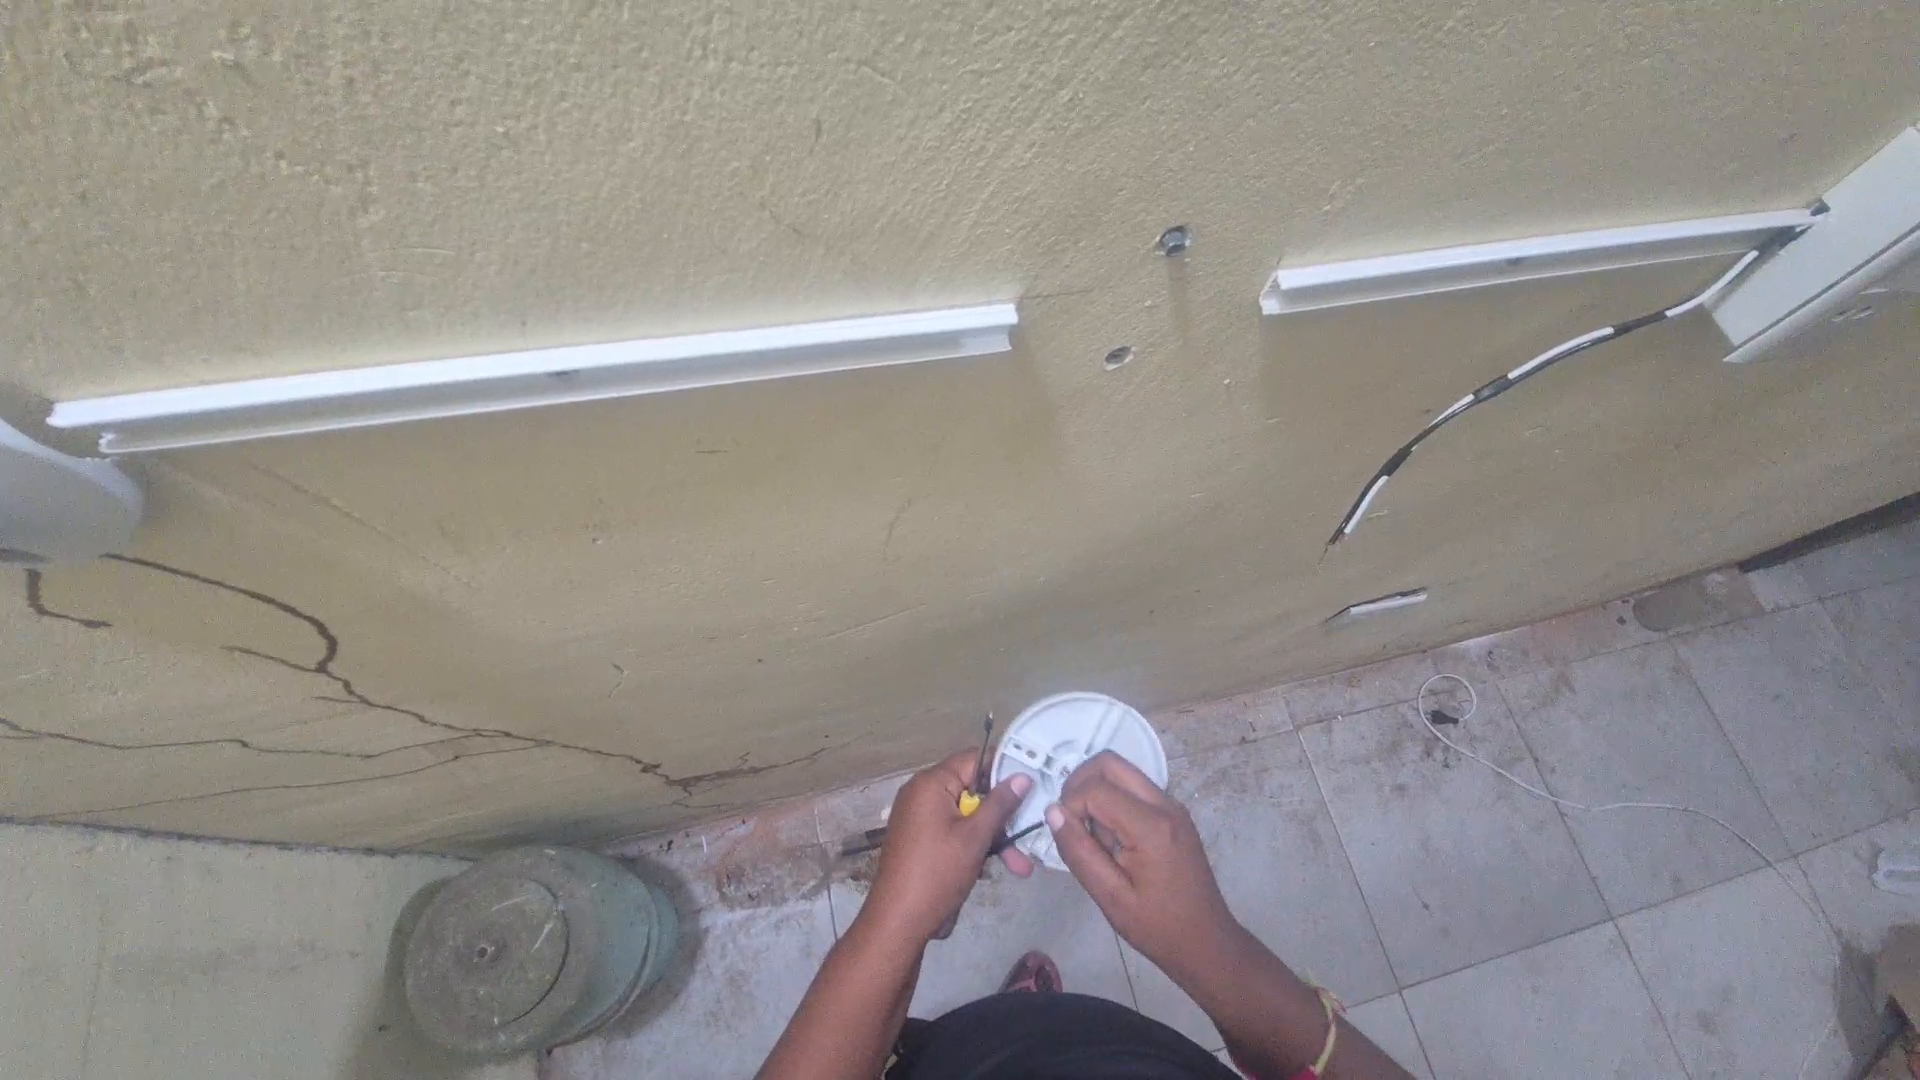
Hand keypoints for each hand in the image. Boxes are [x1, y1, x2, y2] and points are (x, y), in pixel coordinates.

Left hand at [863, 751, 1034, 942]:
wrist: (898, 921)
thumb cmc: (937, 872)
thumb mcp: (975, 837)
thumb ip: (1000, 804)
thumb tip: (1022, 775)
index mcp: (931, 783)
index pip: (973, 760)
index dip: (1003, 769)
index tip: (1031, 783)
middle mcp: (922, 794)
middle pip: (972, 791)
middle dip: (1002, 817)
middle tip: (1029, 835)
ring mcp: (920, 818)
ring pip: (966, 816)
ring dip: (992, 837)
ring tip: (1020, 867)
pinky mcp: (921, 839)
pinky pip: (954, 831)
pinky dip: (973, 845)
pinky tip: (992, 868)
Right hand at [1046, 751, 1242, 978]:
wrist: (1207, 943)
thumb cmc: (1158, 927)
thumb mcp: (1110, 897)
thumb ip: (1079, 851)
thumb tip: (1053, 812)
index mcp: (1150, 825)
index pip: (1095, 788)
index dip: (1069, 805)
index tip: (1066, 836)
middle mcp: (1164, 804)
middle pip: (1109, 763)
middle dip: (1079, 784)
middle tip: (1070, 820)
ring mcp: (1172, 805)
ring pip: (1122, 772)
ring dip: (1097, 792)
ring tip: (1094, 837)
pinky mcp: (1173, 813)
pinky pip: (1134, 789)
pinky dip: (1113, 801)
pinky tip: (1112, 840)